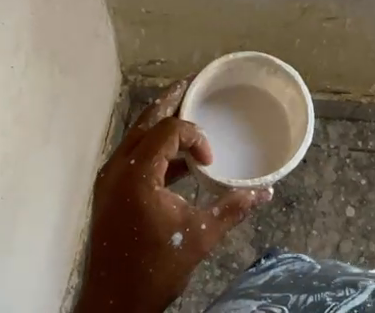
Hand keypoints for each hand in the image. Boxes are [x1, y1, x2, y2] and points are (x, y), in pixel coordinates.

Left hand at [73, 80, 272, 312]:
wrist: (113, 306)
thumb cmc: (155, 269)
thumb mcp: (200, 237)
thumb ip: (232, 208)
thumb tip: (266, 192)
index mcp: (138, 173)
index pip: (169, 129)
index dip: (195, 136)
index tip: (210, 161)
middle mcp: (118, 168)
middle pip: (145, 121)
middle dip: (170, 101)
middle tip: (191, 84)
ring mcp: (109, 180)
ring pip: (135, 137)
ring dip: (160, 124)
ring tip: (184, 113)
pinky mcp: (108, 193)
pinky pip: (131, 156)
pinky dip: (152, 148)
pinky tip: (174, 161)